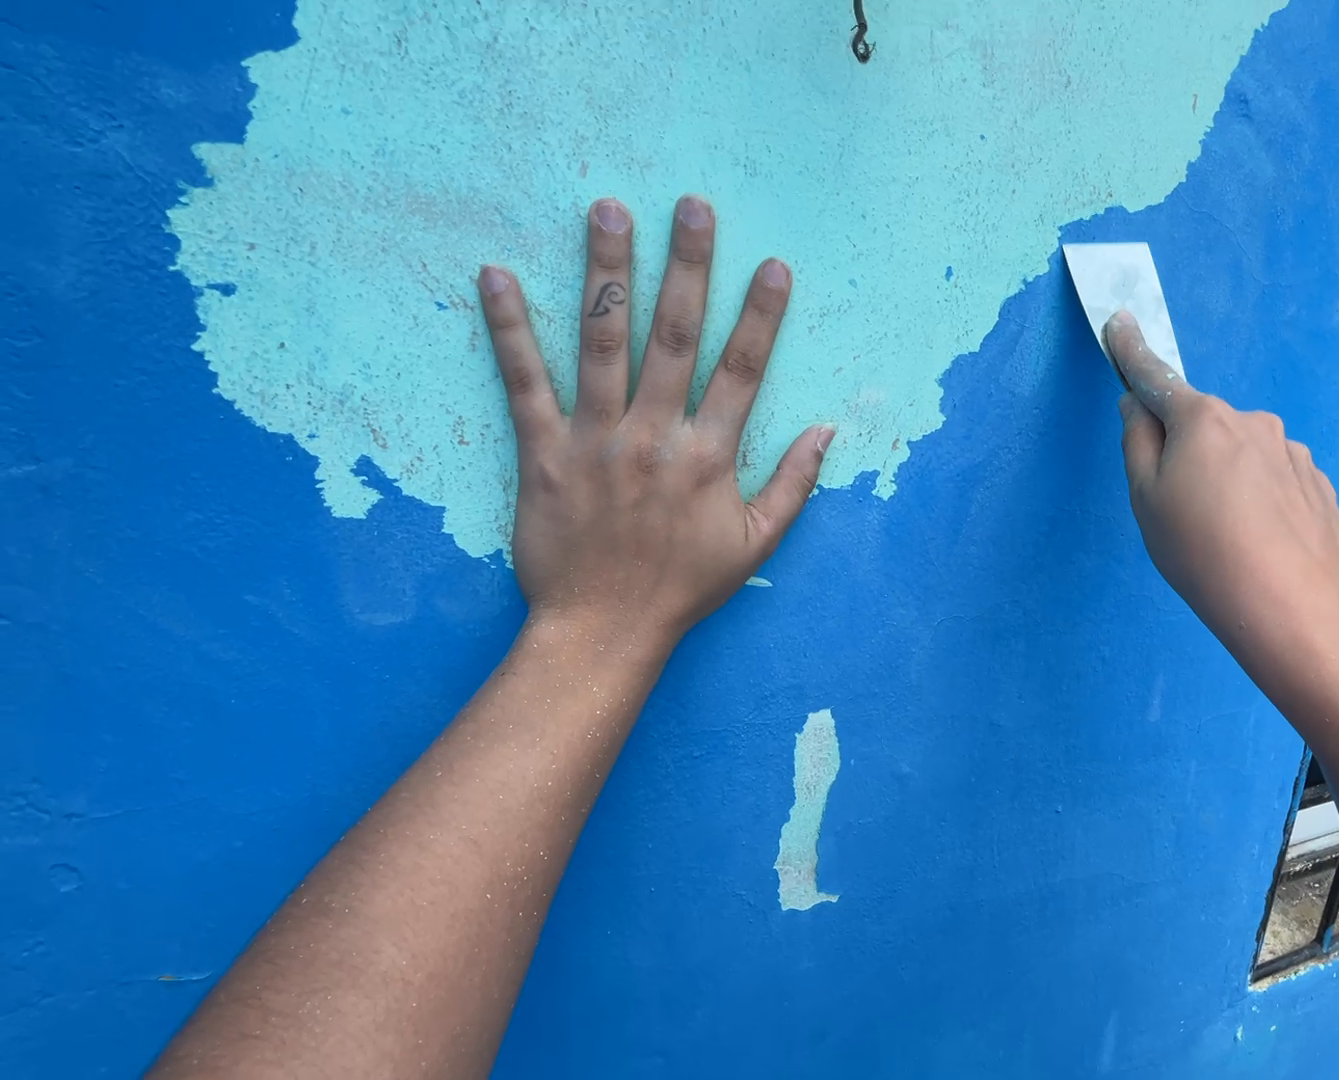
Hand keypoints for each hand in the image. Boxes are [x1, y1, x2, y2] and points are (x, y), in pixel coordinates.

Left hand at [478, 196, 833, 649]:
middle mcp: (655, 436)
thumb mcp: (757, 543)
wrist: (605, 629)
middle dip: (689, 267)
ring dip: (607, 273)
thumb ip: (795, 485)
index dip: (761, 316)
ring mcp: (597, 440)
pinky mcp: (544, 454)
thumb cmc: (686, 587)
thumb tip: (825, 432)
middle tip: (691, 207)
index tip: (772, 266)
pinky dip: (509, 330)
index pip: (743, 371)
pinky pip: (524, 383)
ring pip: (604, 343)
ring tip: (608, 212)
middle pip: (676, 337)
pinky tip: (497, 278)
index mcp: (710, 457)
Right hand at [1105, 311, 1338, 700]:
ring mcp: (1292, 452)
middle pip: (1203, 426)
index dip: (1131, 352)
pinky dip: (1260, 500)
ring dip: (1228, 479)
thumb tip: (1138, 407)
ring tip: (1229, 538)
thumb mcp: (1146, 502)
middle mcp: (1253, 422)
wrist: (1294, 608)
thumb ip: (1137, 445)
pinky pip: (1273, 480)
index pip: (1155, 378)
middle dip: (1186, 452)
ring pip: (1242, 455)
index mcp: (1203, 420)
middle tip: (1182, 512)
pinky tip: (1262, 542)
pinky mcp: (1319, 484)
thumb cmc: (1201, 552)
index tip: (1120, 320)